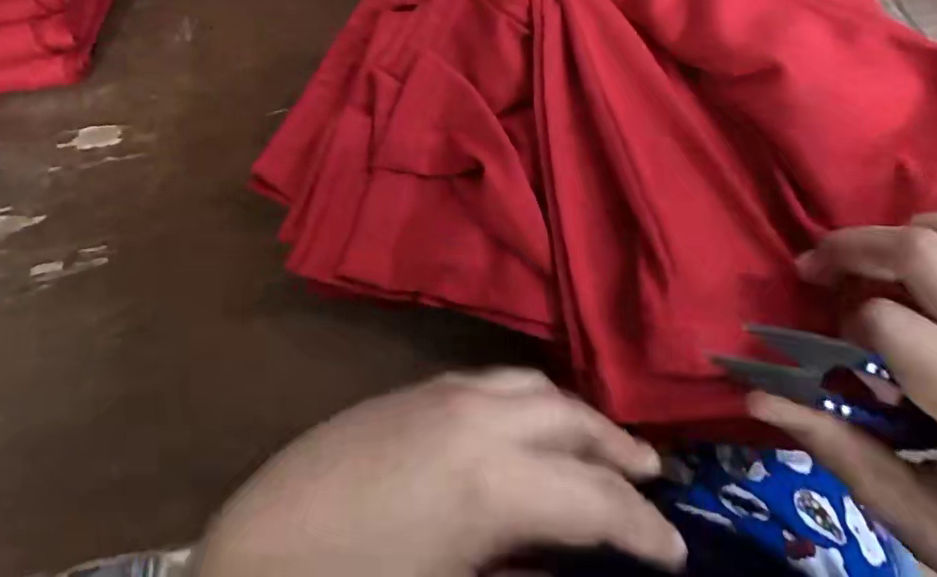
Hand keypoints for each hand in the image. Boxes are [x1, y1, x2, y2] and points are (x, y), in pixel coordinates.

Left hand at [197, 369, 686, 576]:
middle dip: (619, 452)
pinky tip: (534, 420)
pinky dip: (533, 397)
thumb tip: (572, 563)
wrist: (259, 549)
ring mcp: (445, 393)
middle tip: (654, 479)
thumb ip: (526, 572)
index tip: (677, 551)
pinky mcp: (418, 388)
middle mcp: (479, 418)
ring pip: (536, 388)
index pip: (596, 502)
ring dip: (577, 415)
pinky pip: (496, 380)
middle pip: (573, 423)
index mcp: (494, 481)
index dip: (645, 529)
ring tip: (603, 443)